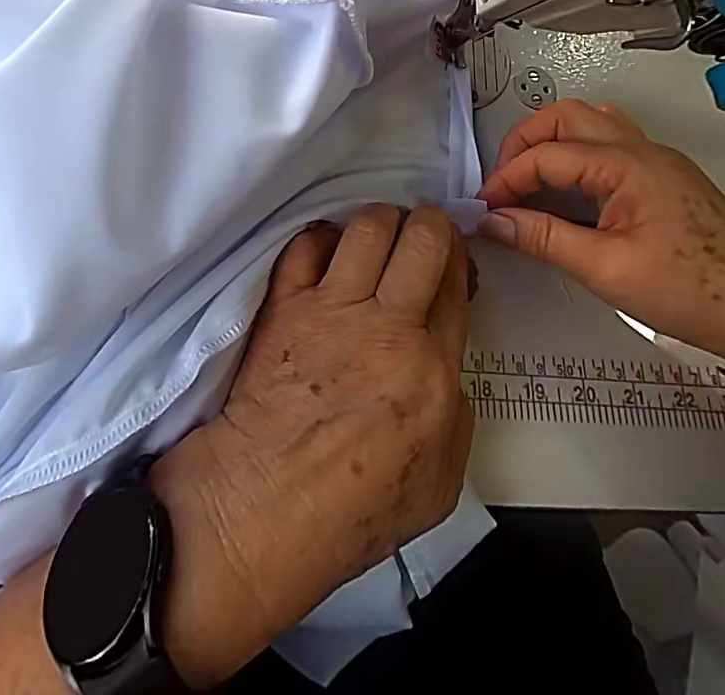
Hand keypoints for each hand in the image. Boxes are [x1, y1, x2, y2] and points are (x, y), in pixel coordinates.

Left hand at [148, 204, 474, 683]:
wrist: (267, 497)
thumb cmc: (355, 505)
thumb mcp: (440, 476)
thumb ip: (451, 408)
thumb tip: (438, 363)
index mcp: (434, 369)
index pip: (454, 287)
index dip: (456, 259)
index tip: (449, 252)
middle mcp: (388, 326)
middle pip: (420, 243)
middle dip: (426, 223)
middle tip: (419, 226)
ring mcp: (330, 310)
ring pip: (365, 231)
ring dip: (376, 219)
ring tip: (375, 227)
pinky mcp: (283, 306)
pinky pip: (303, 249)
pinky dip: (318, 239)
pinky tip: (322, 246)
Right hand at [475, 99, 724, 392]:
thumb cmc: (700, 292)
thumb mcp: (604, 268)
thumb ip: (541, 238)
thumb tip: (494, 221)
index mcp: (631, 167)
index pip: (546, 154)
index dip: (505, 179)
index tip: (486, 207)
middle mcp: (645, 153)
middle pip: (564, 117)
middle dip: (521, 144)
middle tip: (500, 183)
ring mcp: (657, 163)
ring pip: (587, 123)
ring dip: (547, 143)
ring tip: (524, 181)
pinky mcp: (661, 180)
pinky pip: (606, 145)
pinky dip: (572, 156)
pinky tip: (561, 190)